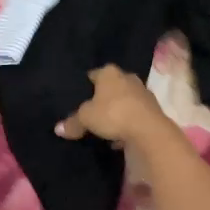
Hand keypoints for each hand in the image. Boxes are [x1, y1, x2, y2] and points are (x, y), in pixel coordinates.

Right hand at [55, 65, 172, 146]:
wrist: (148, 129)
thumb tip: (58, 128)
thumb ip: (73, 122)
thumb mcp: (86, 119)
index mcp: (109, 72)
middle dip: (103, 97)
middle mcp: (127, 77)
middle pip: (111, 86)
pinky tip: (119, 137)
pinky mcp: (152, 108)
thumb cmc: (113, 114)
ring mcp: (142, 92)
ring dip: (117, 110)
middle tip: (90, 111)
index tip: (78, 96)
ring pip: (124, 100)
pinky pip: (134, 114)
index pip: (94, 74)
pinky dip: (127, 122)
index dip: (85, 85)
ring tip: (104, 126)